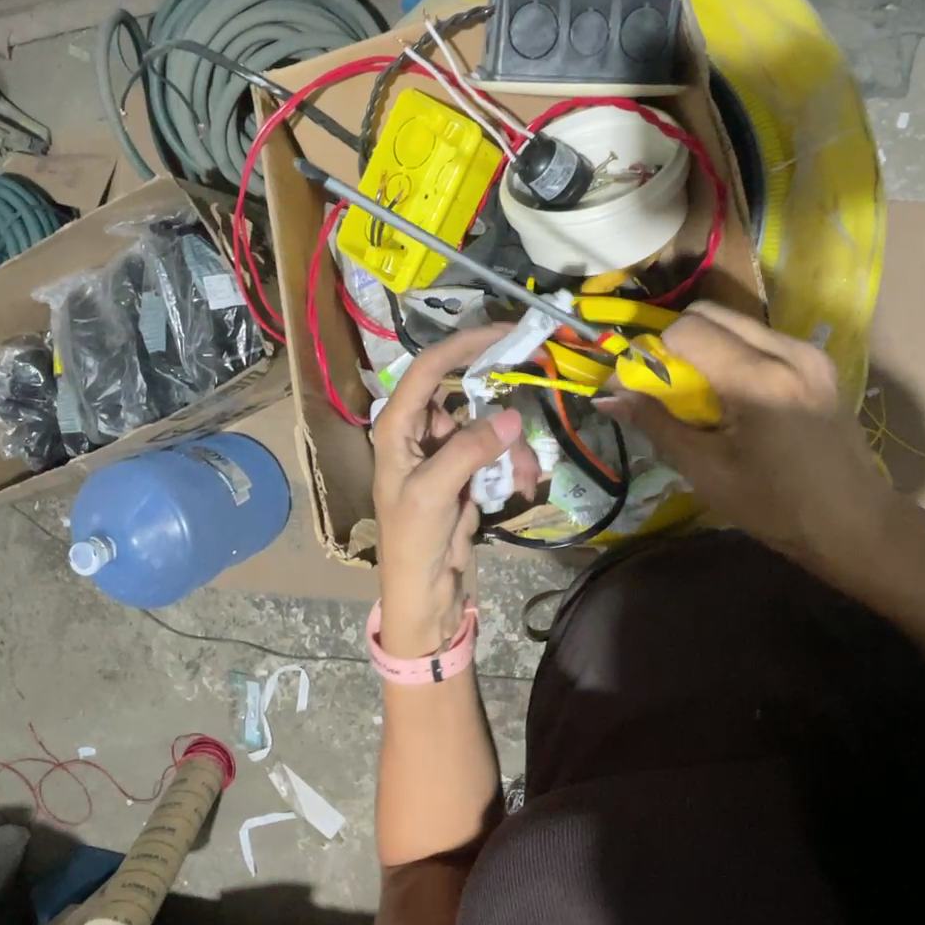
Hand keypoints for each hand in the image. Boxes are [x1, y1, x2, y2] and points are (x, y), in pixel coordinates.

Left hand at [374, 325, 538, 657]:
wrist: (423, 592)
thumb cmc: (413, 541)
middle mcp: (418, 431)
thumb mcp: (434, 493)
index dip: (463, 346)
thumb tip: (511, 416)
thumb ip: (469, 450)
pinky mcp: (464, 473)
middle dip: (500, 414)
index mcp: (396, 427)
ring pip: (488, 427)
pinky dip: (512, 467)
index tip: (505, 333)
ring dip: (512, 450)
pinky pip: (495, 453)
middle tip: (528, 424)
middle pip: (466, 397)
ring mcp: (444, 451)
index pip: (428, 369)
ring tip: (525, 479)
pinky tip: (523, 488)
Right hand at [600, 301, 904, 581]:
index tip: (637, 384)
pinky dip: (732, 354)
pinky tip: (729, 396)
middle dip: (675, 342)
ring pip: (735, 322)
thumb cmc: (775, 507)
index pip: (686, 331)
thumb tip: (607, 397)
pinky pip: (760, 338)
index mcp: (758, 380)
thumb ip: (656, 424)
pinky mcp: (818, 362)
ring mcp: (808, 353)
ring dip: (704, 346)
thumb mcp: (706, 470)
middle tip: (662, 384)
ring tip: (695, 393)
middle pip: (710, 314)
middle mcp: (787, 351)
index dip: (651, 353)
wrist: (854, 524)